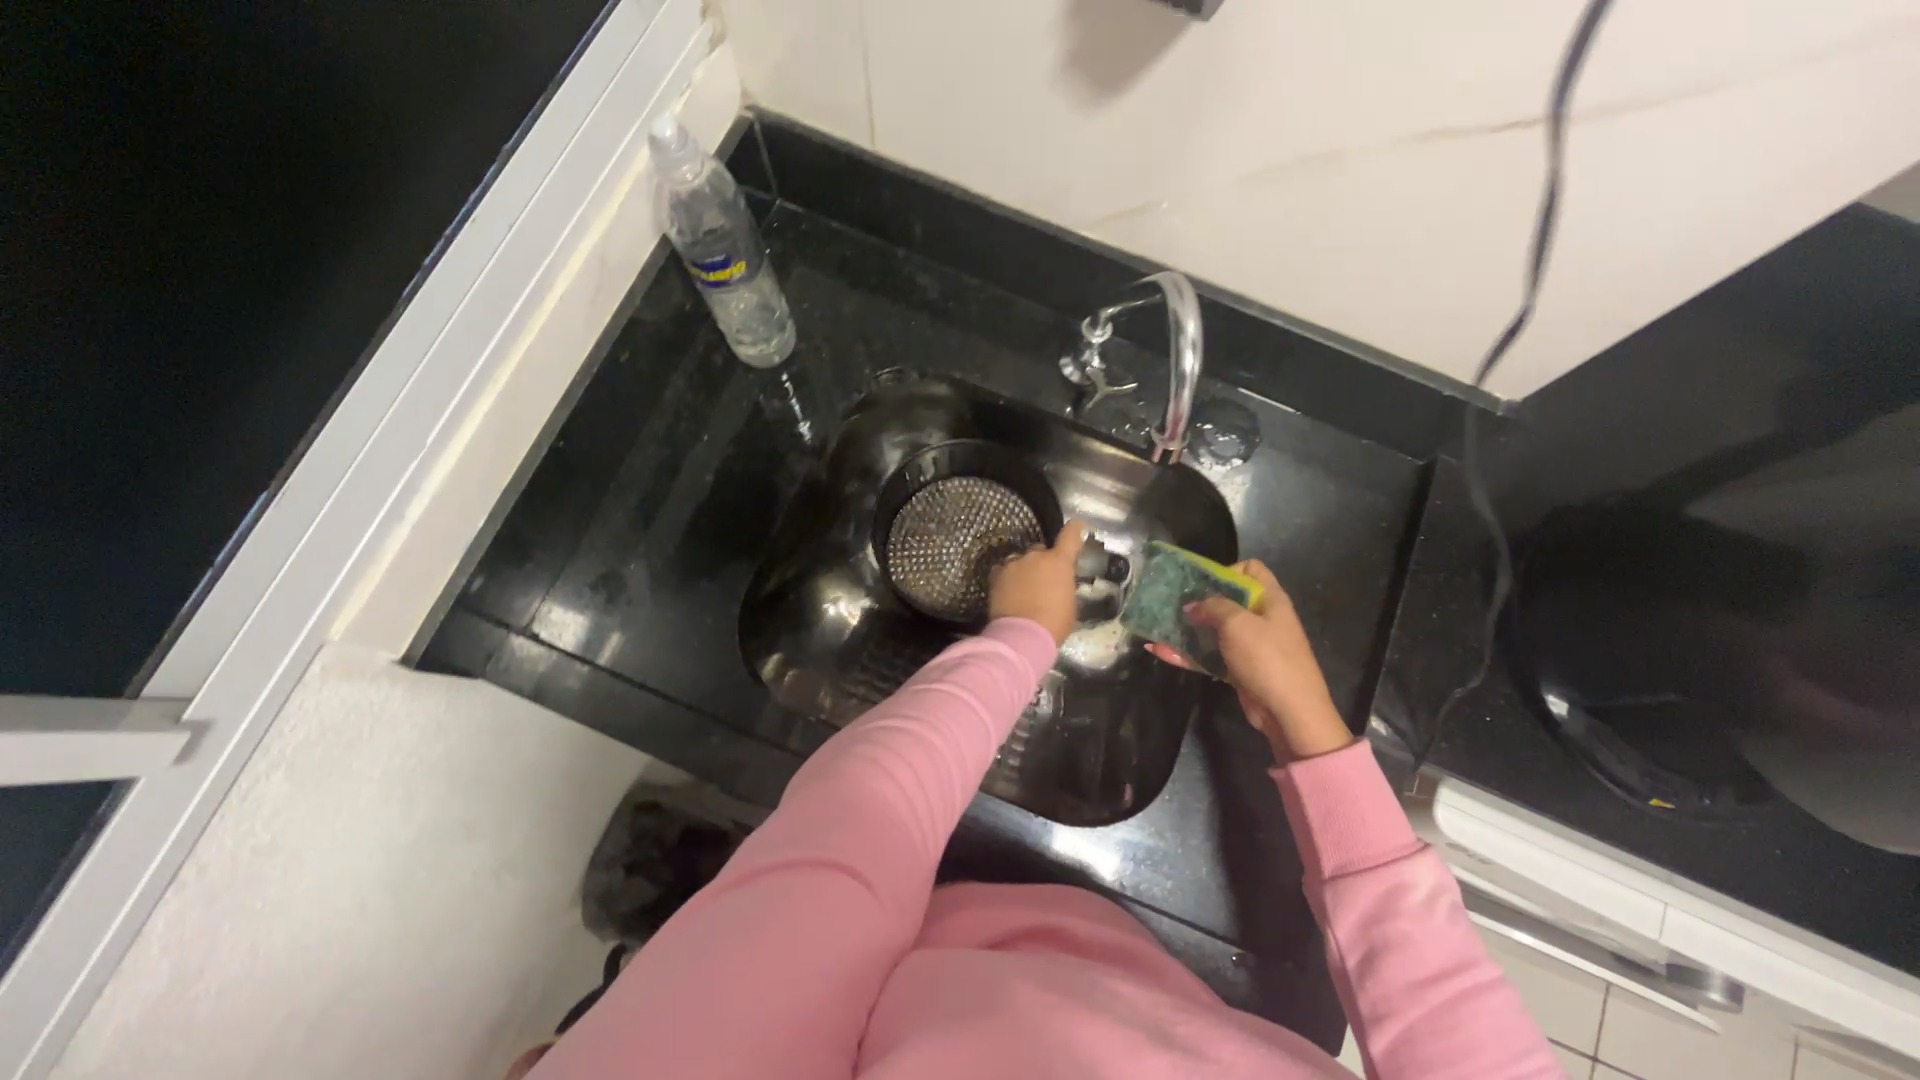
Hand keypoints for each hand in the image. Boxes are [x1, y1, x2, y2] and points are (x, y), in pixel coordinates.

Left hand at [988, 519, 1086, 645]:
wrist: (1021, 636)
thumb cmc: (1053, 624)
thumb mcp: (1070, 606)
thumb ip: (1066, 587)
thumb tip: (1060, 584)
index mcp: (1059, 562)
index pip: (1071, 535)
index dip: (1075, 529)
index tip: (1077, 526)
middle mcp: (1035, 556)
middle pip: (1041, 551)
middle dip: (1044, 562)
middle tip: (1044, 582)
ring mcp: (1013, 563)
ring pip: (1021, 560)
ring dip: (1024, 570)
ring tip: (1024, 590)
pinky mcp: (996, 575)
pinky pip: (1004, 570)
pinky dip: (1007, 578)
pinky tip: (1009, 592)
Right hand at [1146, 559, 1353, 762]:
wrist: (1289, 711)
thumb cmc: (1267, 658)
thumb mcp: (1238, 623)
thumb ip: (1213, 606)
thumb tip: (1193, 606)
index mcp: (1269, 600)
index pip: (1251, 569)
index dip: (1227, 571)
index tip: (1202, 584)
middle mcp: (1260, 619)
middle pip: (1227, 600)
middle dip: (1198, 601)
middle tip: (1171, 604)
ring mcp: (1249, 646)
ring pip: (1214, 630)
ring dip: (1187, 629)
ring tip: (1157, 626)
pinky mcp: (1238, 669)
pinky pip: (1209, 656)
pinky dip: (1187, 654)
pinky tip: (1160, 651)